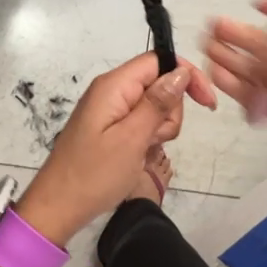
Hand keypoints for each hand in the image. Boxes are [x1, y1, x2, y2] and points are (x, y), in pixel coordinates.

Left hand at [17, 53, 216, 244]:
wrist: (59, 205)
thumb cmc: (94, 173)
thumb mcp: (132, 138)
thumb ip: (157, 103)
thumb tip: (180, 71)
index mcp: (113, 86)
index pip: (158, 61)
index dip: (186, 75)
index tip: (207, 104)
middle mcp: (111, 92)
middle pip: (159, 84)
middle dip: (169, 112)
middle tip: (154, 139)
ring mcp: (109, 111)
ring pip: (153, 107)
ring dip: (159, 129)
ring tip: (143, 151)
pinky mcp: (110, 129)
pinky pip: (140, 124)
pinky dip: (147, 139)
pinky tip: (138, 157)